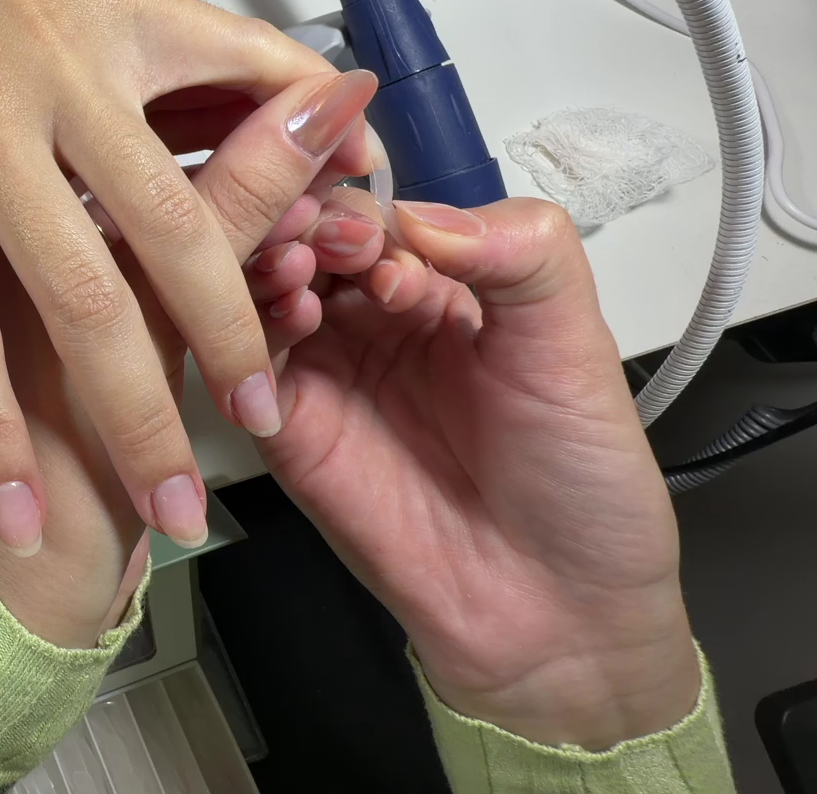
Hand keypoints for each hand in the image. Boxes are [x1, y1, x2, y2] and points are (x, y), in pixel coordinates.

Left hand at [0, 0, 357, 557]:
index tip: (16, 516)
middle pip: (76, 300)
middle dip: (135, 416)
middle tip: (177, 500)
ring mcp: (68, 72)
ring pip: (166, 218)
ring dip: (223, 317)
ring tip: (260, 393)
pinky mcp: (127, 18)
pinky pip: (228, 79)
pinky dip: (286, 133)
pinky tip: (335, 190)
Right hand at [252, 195, 701, 748]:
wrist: (542, 607)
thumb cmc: (574, 479)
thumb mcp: (573, 351)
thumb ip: (524, 260)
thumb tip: (421, 216)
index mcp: (429, 285)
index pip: (369, 215)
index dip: (360, 209)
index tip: (372, 233)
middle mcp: (358, 315)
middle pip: (301, 241)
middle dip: (304, 227)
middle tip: (320, 241)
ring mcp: (313, 362)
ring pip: (259, 288)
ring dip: (268, 265)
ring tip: (298, 271)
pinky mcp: (276, 413)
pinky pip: (242, 357)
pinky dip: (248, 325)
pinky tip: (284, 316)